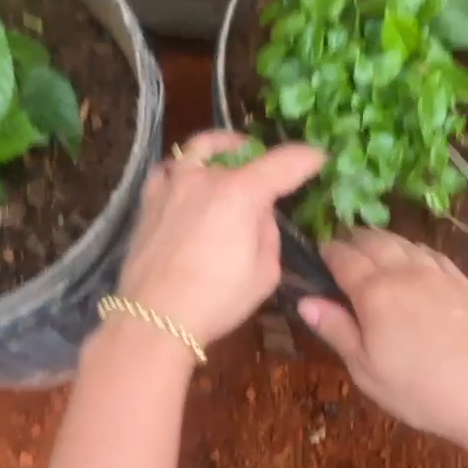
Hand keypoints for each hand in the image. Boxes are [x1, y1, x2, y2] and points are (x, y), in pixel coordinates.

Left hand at [115, 131, 324, 343]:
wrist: (155, 318)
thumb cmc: (217, 300)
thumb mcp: (265, 274)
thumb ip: (268, 234)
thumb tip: (259, 215)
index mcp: (241, 193)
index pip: (283, 163)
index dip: (306, 158)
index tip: (319, 158)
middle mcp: (206, 178)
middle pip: (239, 153)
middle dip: (259, 159)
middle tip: (267, 170)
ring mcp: (172, 185)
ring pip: (198, 149)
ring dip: (220, 150)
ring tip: (227, 161)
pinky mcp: (148, 200)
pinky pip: (168, 171)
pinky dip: (183, 170)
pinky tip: (187, 184)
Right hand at [297, 229, 467, 451]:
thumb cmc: (419, 390)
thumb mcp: (366, 369)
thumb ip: (336, 330)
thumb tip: (305, 300)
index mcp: (375, 292)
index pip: (344, 258)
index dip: (327, 252)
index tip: (317, 254)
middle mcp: (406, 272)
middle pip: (374, 241)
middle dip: (353, 240)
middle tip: (340, 248)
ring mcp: (439, 274)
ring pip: (404, 243)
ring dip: (382, 241)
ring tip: (371, 250)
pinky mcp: (463, 283)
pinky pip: (430, 254)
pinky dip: (412, 250)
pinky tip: (412, 261)